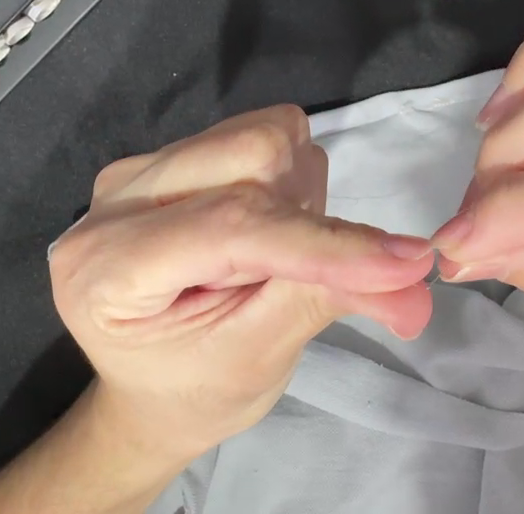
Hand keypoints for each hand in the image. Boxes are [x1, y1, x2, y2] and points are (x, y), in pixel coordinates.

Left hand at [50, 107, 436, 459]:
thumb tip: (415, 276)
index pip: (231, 227)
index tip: (407, 264)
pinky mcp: (170, 153)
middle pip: (250, 153)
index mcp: (108, 268)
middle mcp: (114, 199)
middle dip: (306, 209)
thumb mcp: (258, 359)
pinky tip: (262, 225)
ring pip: (260, 134)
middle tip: (308, 269)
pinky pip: (255, 132)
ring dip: (297, 193)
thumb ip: (327, 298)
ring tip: (275, 255)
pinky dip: (284, 178)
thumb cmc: (194, 391)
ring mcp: (141, 168)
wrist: (153, 389)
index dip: (323, 241)